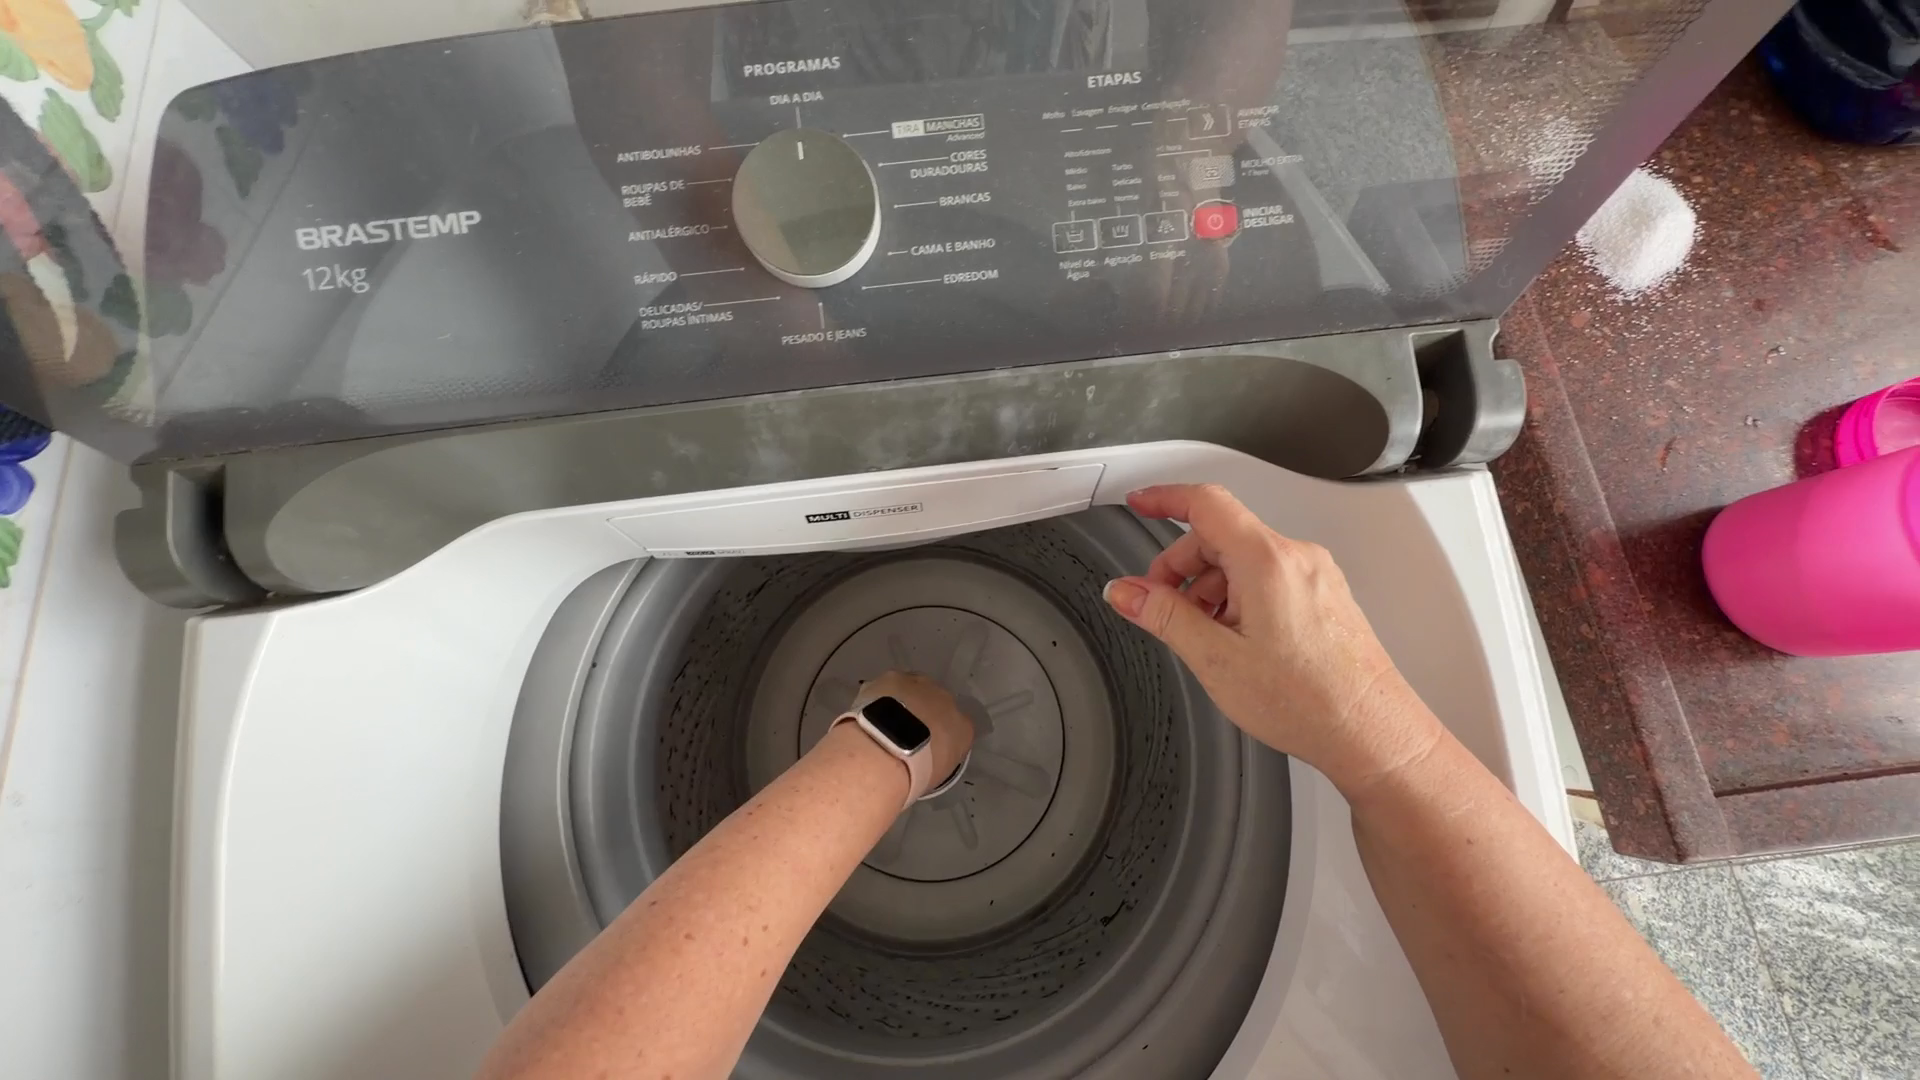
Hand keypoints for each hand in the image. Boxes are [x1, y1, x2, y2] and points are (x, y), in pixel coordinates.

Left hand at [851, 671, 975, 796]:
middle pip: (936, 701)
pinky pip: (889, 685)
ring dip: (903, 699)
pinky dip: (880, 695)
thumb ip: (936, 758)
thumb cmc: (913, 772)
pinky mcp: (893, 677)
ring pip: (914, 688)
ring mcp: (921, 684)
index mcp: (963, 728)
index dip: (940, 734)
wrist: (885, 751)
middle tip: (903, 732)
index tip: (926, 745)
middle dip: (922, 712)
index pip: (957, 727)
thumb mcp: (934, 775)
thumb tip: (926, 757)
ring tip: (883, 721)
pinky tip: (869, 711)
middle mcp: (947, 700)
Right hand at [1101, 484, 1440, 789]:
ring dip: (1208, 587)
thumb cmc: (1309, 701)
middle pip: (1219, 536)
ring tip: (1204, 637)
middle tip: (1161, 606)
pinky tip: (1233, 640)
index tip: (1139, 502)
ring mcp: (1313, 575)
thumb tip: (1125, 591)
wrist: (1372, 734)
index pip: (1206, 502)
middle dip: (1181, 566)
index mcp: (1267, 561)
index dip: (1164, 498)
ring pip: (1241, 559)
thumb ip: (1163, 616)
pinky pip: (1265, 577)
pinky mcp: (1321, 595)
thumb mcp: (1215, 658)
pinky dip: (1236, 597)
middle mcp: (1295, 558)